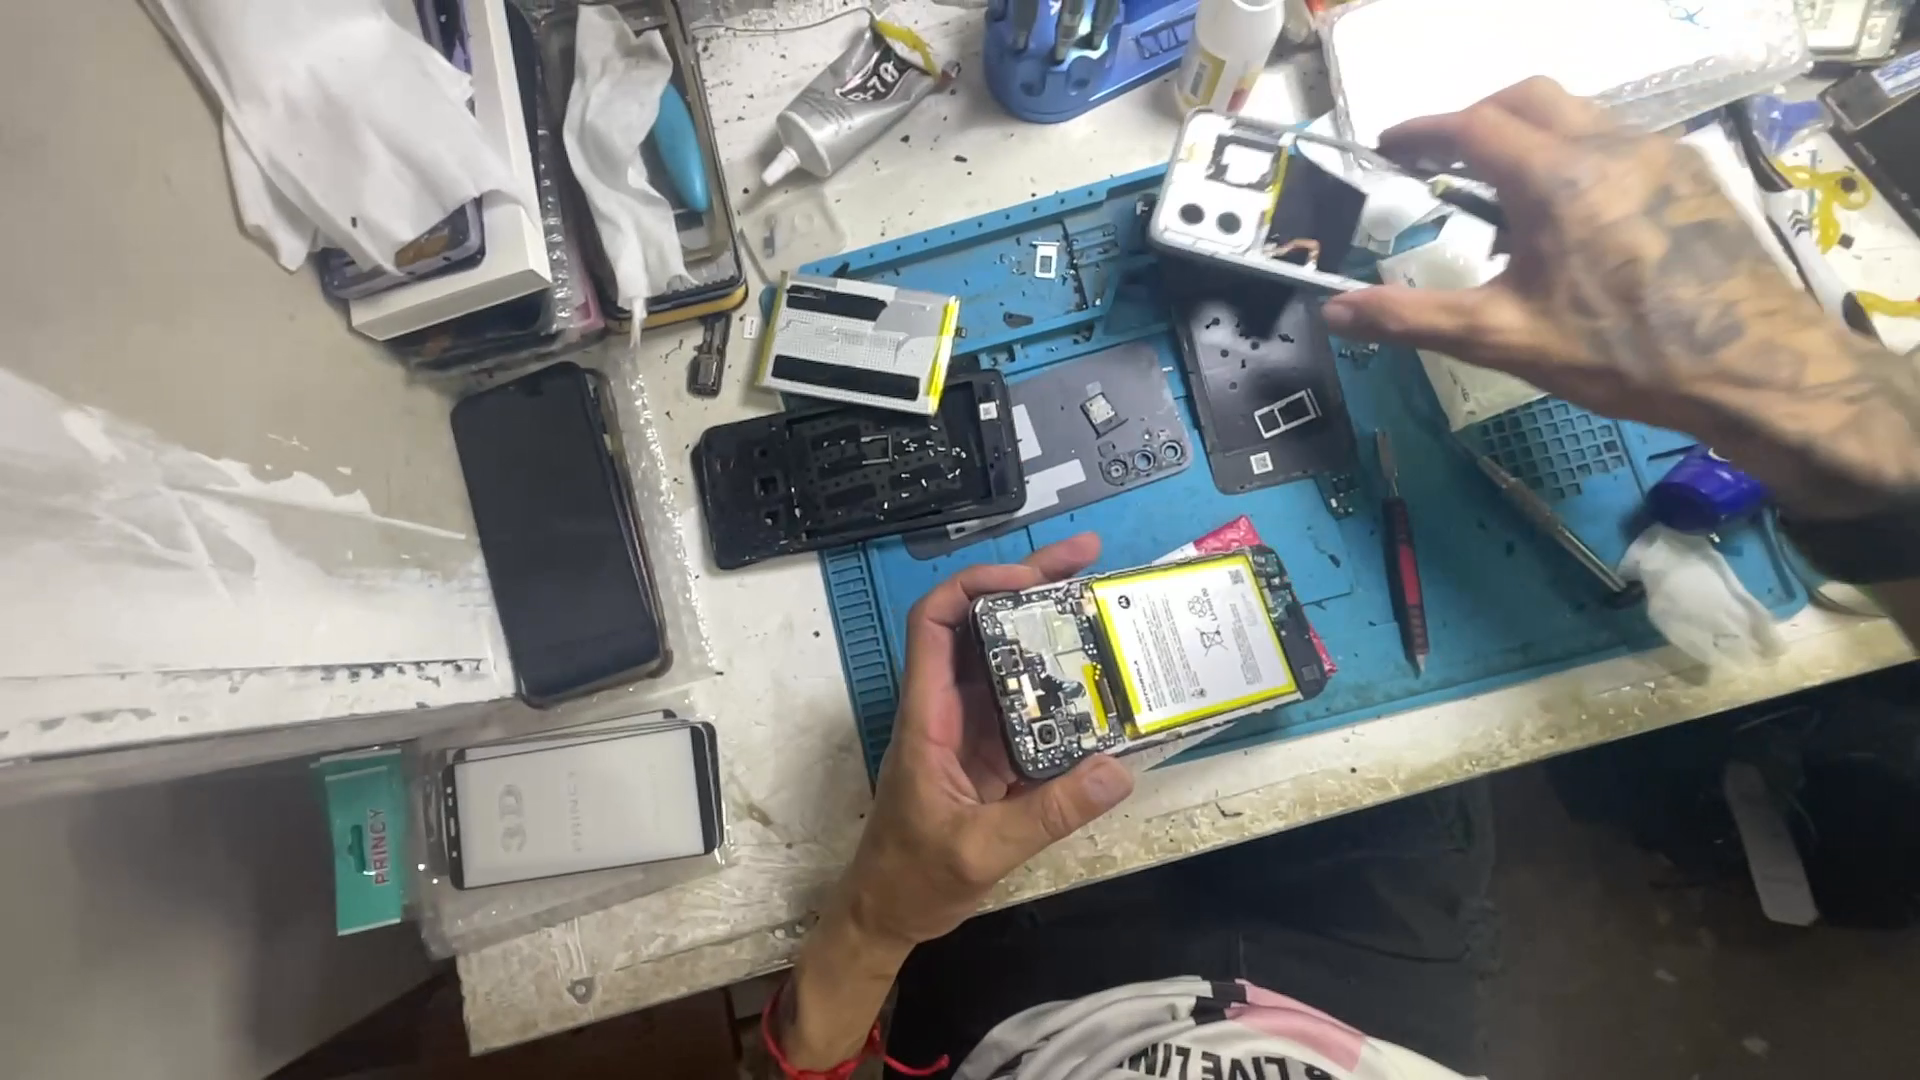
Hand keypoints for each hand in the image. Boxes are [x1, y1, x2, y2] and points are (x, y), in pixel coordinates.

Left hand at [834, 532, 1133, 950]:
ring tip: (1101, 601)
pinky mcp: (992, 748)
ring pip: (1005, 656)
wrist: (889, 911)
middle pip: (980, 624)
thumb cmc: (912, 877)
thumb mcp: (980, 851)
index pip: (935, 623)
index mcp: (929, 714)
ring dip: (1047, 624)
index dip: (975, 587)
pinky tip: (1098, 675)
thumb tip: (1116, 771)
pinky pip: (1027, 700)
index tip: (1029, 579)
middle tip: (1087, 558)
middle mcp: (949, 705)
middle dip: (1029, 584)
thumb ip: (1047, 815)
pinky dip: (1059, 680)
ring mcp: (972, 724)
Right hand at [1321, 78, 1919, 517]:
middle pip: (1529, 100)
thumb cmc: (1612, 350)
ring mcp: (1658, 157)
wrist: (1747, 366)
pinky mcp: (1685, 177)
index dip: (1423, 130)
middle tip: (1431, 159)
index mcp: (1557, 180)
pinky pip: (1610, 143)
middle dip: (1470, 120)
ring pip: (1575, 117)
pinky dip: (1562, 158)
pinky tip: (1551, 221)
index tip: (1386, 145)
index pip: (1476, 127)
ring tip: (1487, 197)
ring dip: (1518, 139)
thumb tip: (1333, 311)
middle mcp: (1611, 148)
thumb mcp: (1495, 338)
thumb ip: (1407, 318)